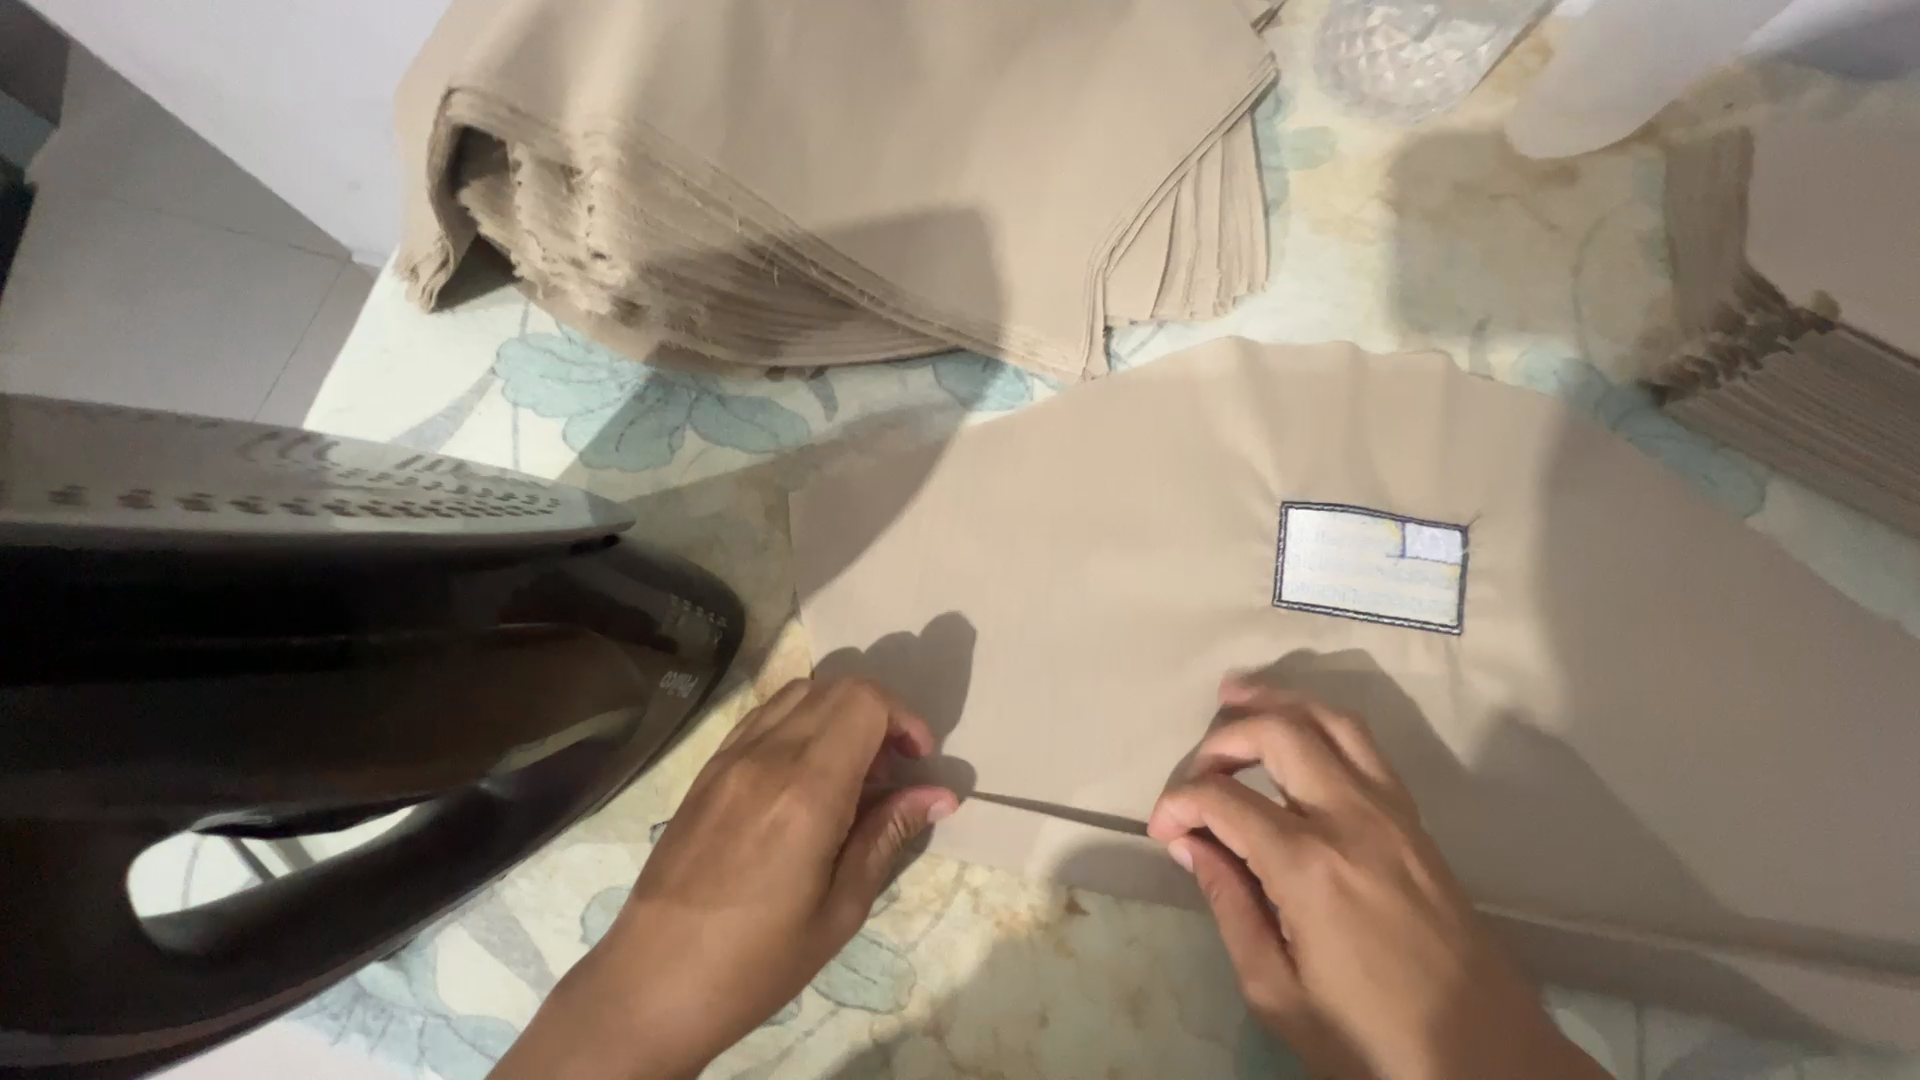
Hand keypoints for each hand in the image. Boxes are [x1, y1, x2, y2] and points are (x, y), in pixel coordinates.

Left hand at [489, 676, 957, 1079]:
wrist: (652, 982)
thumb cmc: (758, 960)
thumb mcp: (841, 907)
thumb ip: (888, 833)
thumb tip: (940, 794)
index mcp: (805, 791)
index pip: (865, 701)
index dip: (905, 718)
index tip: (917, 762)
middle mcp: (766, 755)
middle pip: (838, 686)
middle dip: (881, 713)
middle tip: (892, 769)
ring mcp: (730, 755)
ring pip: (801, 692)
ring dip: (840, 712)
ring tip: (852, 769)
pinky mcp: (709, 767)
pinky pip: (765, 714)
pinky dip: (802, 720)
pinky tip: (807, 771)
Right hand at [1149, 678, 1609, 1079]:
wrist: (1490, 1063)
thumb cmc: (1373, 1039)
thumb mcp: (1277, 990)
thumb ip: (1228, 903)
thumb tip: (1190, 842)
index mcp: (1309, 866)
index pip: (1222, 799)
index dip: (1178, 804)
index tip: (1162, 829)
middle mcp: (1351, 819)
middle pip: (1277, 733)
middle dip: (1222, 737)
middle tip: (1195, 768)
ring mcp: (1392, 813)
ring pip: (1330, 720)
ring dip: (1277, 700)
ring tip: (1235, 695)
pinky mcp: (1415, 820)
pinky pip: (1364, 745)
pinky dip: (1320, 721)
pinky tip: (1295, 730)